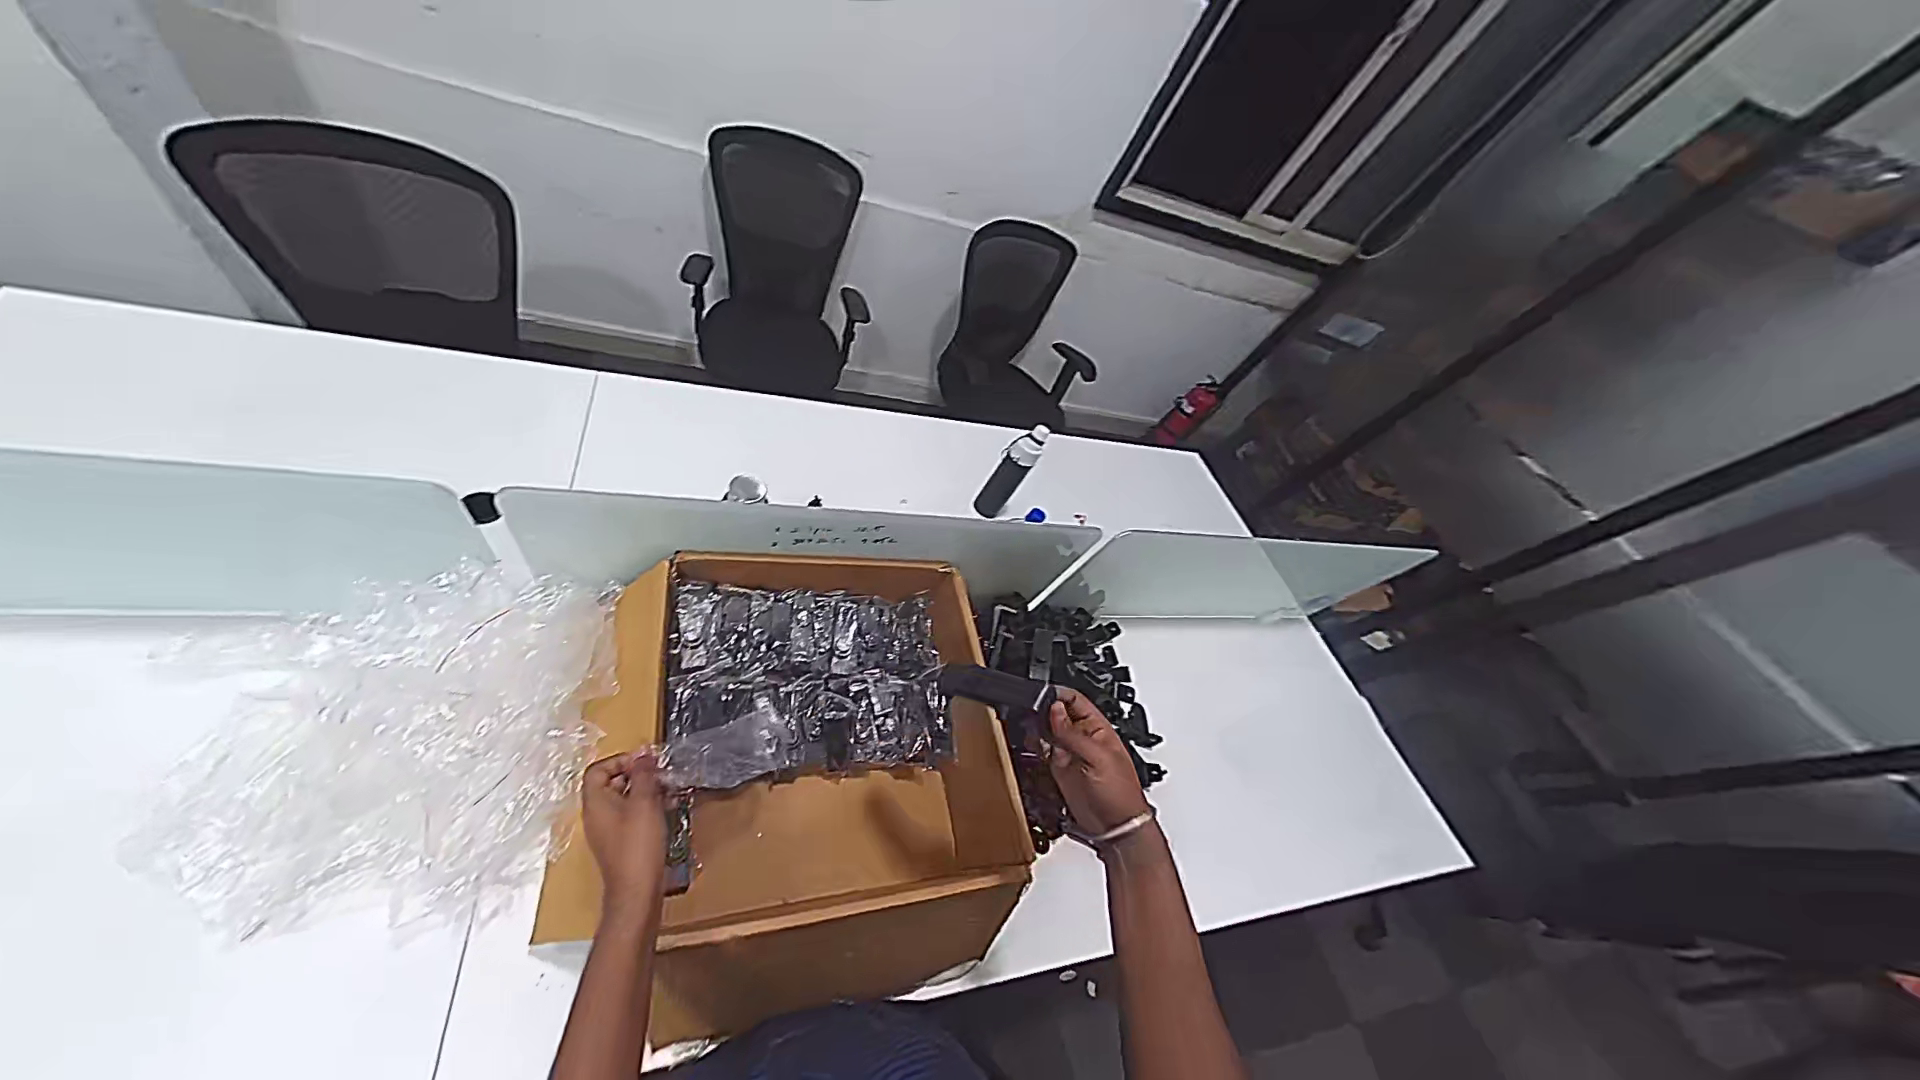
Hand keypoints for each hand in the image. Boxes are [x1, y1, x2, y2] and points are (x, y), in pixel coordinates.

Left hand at [581, 750, 669, 908]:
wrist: (637, 889)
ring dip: (646, 789)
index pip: (598, 769)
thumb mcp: (644, 802)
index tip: (645, 761)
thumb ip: (643, 774)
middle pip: (612, 782)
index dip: (620, 760)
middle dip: (638, 773)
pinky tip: (668, 806)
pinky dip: (648, 805)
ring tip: (669, 787)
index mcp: (596, 803)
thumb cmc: (638, 844)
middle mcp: (598, 814)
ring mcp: (609, 829)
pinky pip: (632, 814)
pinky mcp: (622, 841)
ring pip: (625, 798)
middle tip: (661, 771)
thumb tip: (642, 753)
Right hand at [1045, 687, 1151, 836]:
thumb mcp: (1097, 758)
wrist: (1115, 828)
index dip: (1058, 695)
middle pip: (1057, 713)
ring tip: (1029, 727)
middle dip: (1043, 710)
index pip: (1074, 700)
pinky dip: (1034, 745)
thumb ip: (1073, 734)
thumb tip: (1055, 709)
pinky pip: (1042, 750)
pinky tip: (1032, 744)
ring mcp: (1069, 752)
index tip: (1042, 696)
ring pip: (1047, 730)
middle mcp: (1082, 737)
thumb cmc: (1121, 793)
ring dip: (1036, 727)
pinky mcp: (1059, 768)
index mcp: (1097, 728)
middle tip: (1031, 712)